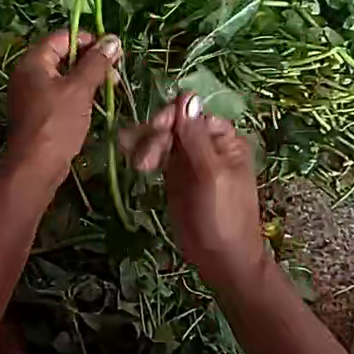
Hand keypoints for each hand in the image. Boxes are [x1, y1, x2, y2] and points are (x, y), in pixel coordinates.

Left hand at [4, 31, 119, 182]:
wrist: (36, 166)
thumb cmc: (57, 123)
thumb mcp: (80, 89)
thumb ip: (96, 63)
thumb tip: (113, 40)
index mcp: (33, 62)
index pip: (61, 37)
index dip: (88, 40)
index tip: (112, 50)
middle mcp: (27, 74)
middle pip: (62, 55)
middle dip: (90, 60)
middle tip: (114, 71)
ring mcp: (31, 94)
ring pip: (62, 76)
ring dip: (86, 78)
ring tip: (110, 86)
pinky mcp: (37, 112)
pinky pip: (59, 93)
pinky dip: (77, 93)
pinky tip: (94, 102)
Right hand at [120, 94, 271, 291]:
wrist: (222, 258)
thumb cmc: (225, 216)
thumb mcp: (212, 174)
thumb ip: (196, 136)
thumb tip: (186, 96)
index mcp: (225, 139)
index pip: (193, 114)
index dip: (172, 117)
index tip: (156, 128)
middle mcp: (207, 144)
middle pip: (174, 125)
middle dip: (156, 136)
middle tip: (144, 160)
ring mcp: (189, 160)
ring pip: (162, 139)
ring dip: (146, 144)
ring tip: (136, 163)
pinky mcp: (175, 176)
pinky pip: (157, 156)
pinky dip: (143, 153)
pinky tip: (129, 154)